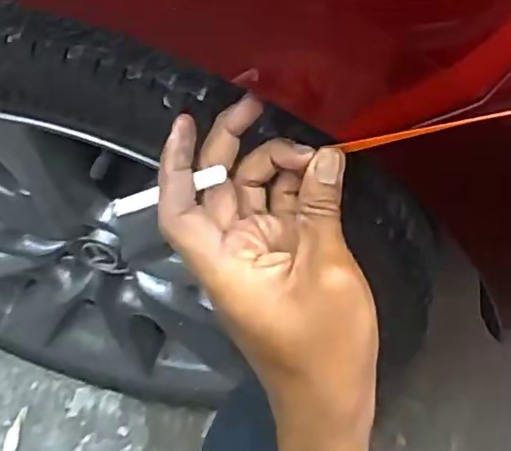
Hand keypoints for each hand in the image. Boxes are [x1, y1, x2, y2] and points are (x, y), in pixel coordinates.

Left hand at [157, 96, 377, 450]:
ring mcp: (256, 248)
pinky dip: (295, 182)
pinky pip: (279, 203)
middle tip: (254, 105)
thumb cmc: (323, 352)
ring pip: (250, 187)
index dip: (175, 163)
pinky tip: (317, 166)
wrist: (335, 404)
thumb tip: (327, 154)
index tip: (185, 122)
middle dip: (230, 141)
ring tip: (311, 151)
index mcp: (223, 261)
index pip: (179, 207)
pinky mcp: (281, 251)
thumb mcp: (327, 270)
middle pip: (217, 184)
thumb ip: (321, 206)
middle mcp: (231, 248)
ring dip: (275, 161)